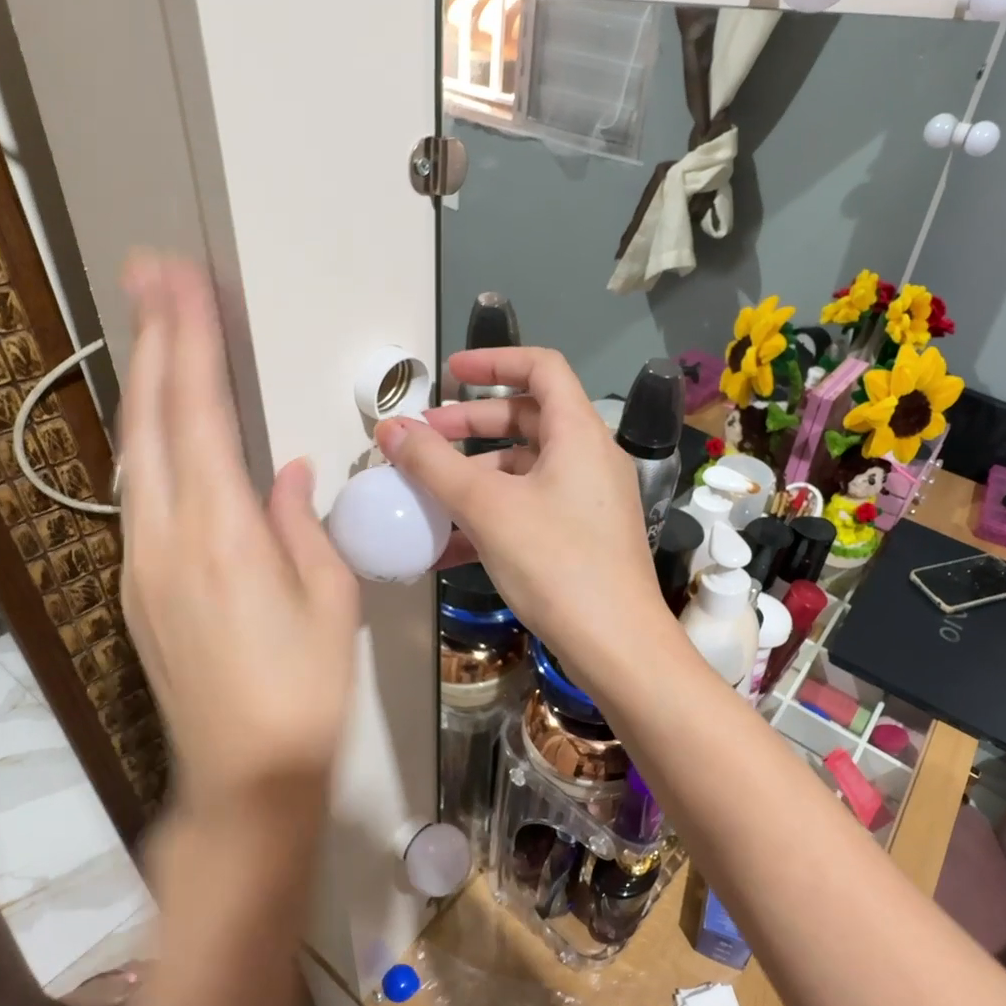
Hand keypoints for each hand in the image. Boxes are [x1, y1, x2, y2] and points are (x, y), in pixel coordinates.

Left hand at [117, 253, 358, 804]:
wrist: (244, 775)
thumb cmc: (305, 689)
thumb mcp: (330, 600)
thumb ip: (303, 525)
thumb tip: (289, 473)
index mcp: (223, 534)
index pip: (201, 415)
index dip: (191, 342)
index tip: (183, 283)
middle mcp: (167, 536)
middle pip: (151, 419)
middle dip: (152, 338)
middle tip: (148, 273)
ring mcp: (141, 562)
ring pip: (135, 452)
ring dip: (143, 384)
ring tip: (151, 330)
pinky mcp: (137, 586)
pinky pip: (139, 493)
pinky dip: (148, 440)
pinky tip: (160, 422)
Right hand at [375, 347, 671, 682]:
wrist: (616, 644)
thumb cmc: (557, 562)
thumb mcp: (487, 508)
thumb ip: (434, 464)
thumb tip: (390, 429)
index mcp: (579, 433)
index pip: (541, 368)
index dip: (493, 360)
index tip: (448, 375)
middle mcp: (590, 457)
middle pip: (527, 419)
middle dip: (470, 424)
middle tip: (422, 440)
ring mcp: (590, 499)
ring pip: (525, 469)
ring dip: (474, 475)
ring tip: (424, 494)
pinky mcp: (584, 537)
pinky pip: (531, 507)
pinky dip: (492, 513)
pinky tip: (446, 542)